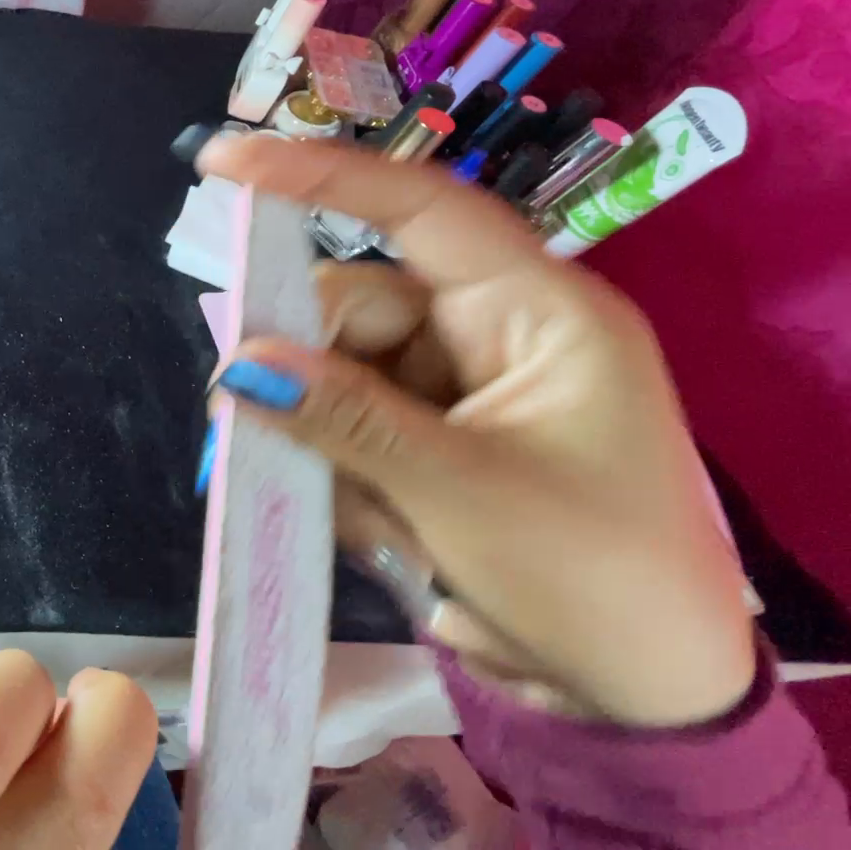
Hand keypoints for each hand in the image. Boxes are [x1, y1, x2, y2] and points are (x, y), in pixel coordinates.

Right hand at [197, 135, 756, 726]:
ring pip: (331, 372)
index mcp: (537, 317)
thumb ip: (345, 418)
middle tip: (241, 422)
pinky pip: (338, 421)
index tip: (223, 163)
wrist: (637, 699)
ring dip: (316, 436)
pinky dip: (328, 466)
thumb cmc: (593, 581)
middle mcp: (488, 334)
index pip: (421, 210)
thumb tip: (238, 367)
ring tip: (355, 510)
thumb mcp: (463, 494)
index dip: (322, 177)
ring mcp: (450, 388)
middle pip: (351, 309)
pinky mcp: (421, 434)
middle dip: (300, 367)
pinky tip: (370, 523)